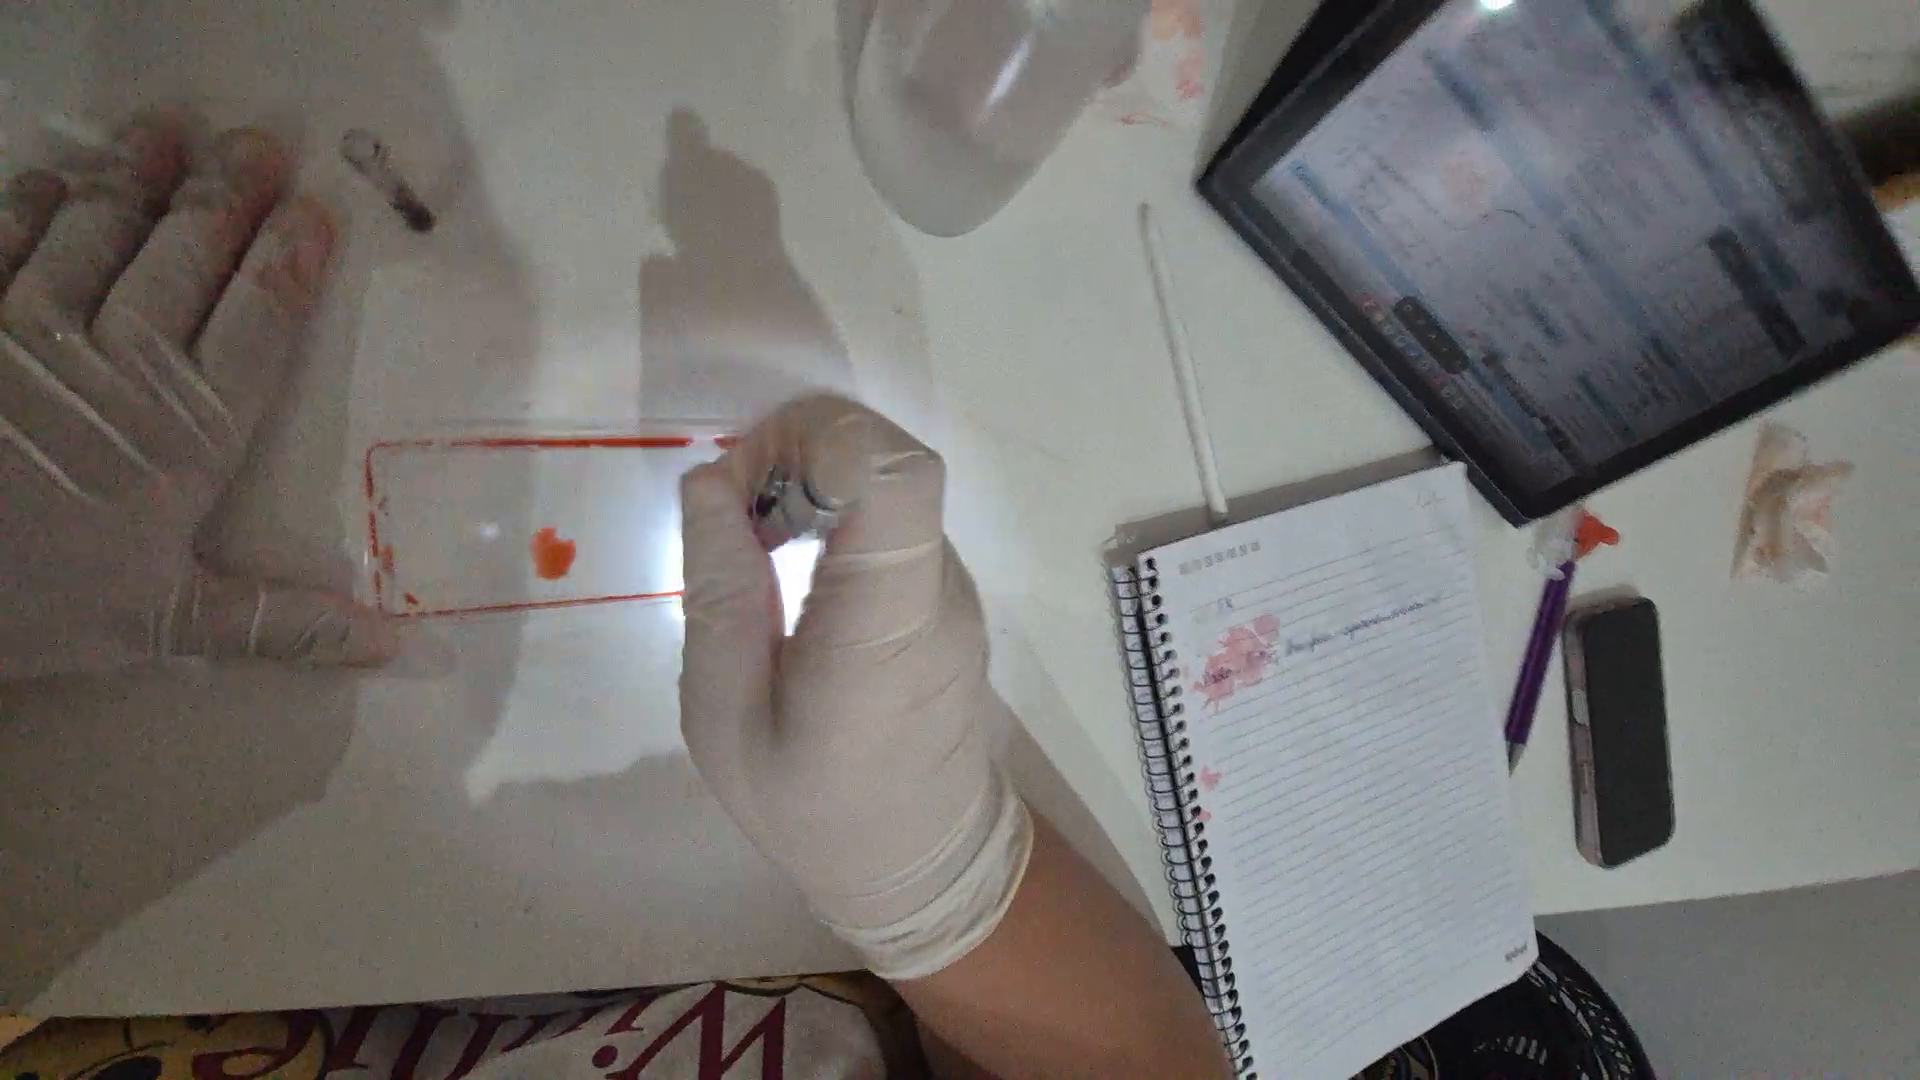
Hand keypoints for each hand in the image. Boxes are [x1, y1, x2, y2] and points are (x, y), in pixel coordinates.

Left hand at [0, 113, 394, 680]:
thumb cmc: (20, 603)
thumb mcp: (162, 627)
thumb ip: (282, 625)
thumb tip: (400, 646)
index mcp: (181, 432)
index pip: (253, 330)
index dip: (287, 268)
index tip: (318, 215)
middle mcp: (108, 367)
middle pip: (179, 265)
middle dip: (224, 199)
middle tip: (259, 141)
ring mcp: (13, 335)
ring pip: (91, 236)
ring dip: (136, 179)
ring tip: (173, 127)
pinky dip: (28, 201)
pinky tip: (57, 170)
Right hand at [679, 396, 1032, 979]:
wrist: (924, 857)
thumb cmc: (813, 809)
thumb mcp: (725, 719)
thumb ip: (719, 592)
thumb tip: (710, 481)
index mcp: (885, 626)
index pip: (895, 476)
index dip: (820, 439)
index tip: (745, 478)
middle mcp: (939, 589)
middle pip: (894, 463)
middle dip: (804, 452)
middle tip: (737, 510)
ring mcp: (956, 588)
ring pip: (895, 485)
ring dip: (820, 481)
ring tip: (759, 541)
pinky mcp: (951, 595)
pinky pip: (898, 522)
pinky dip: (843, 512)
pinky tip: (799, 566)